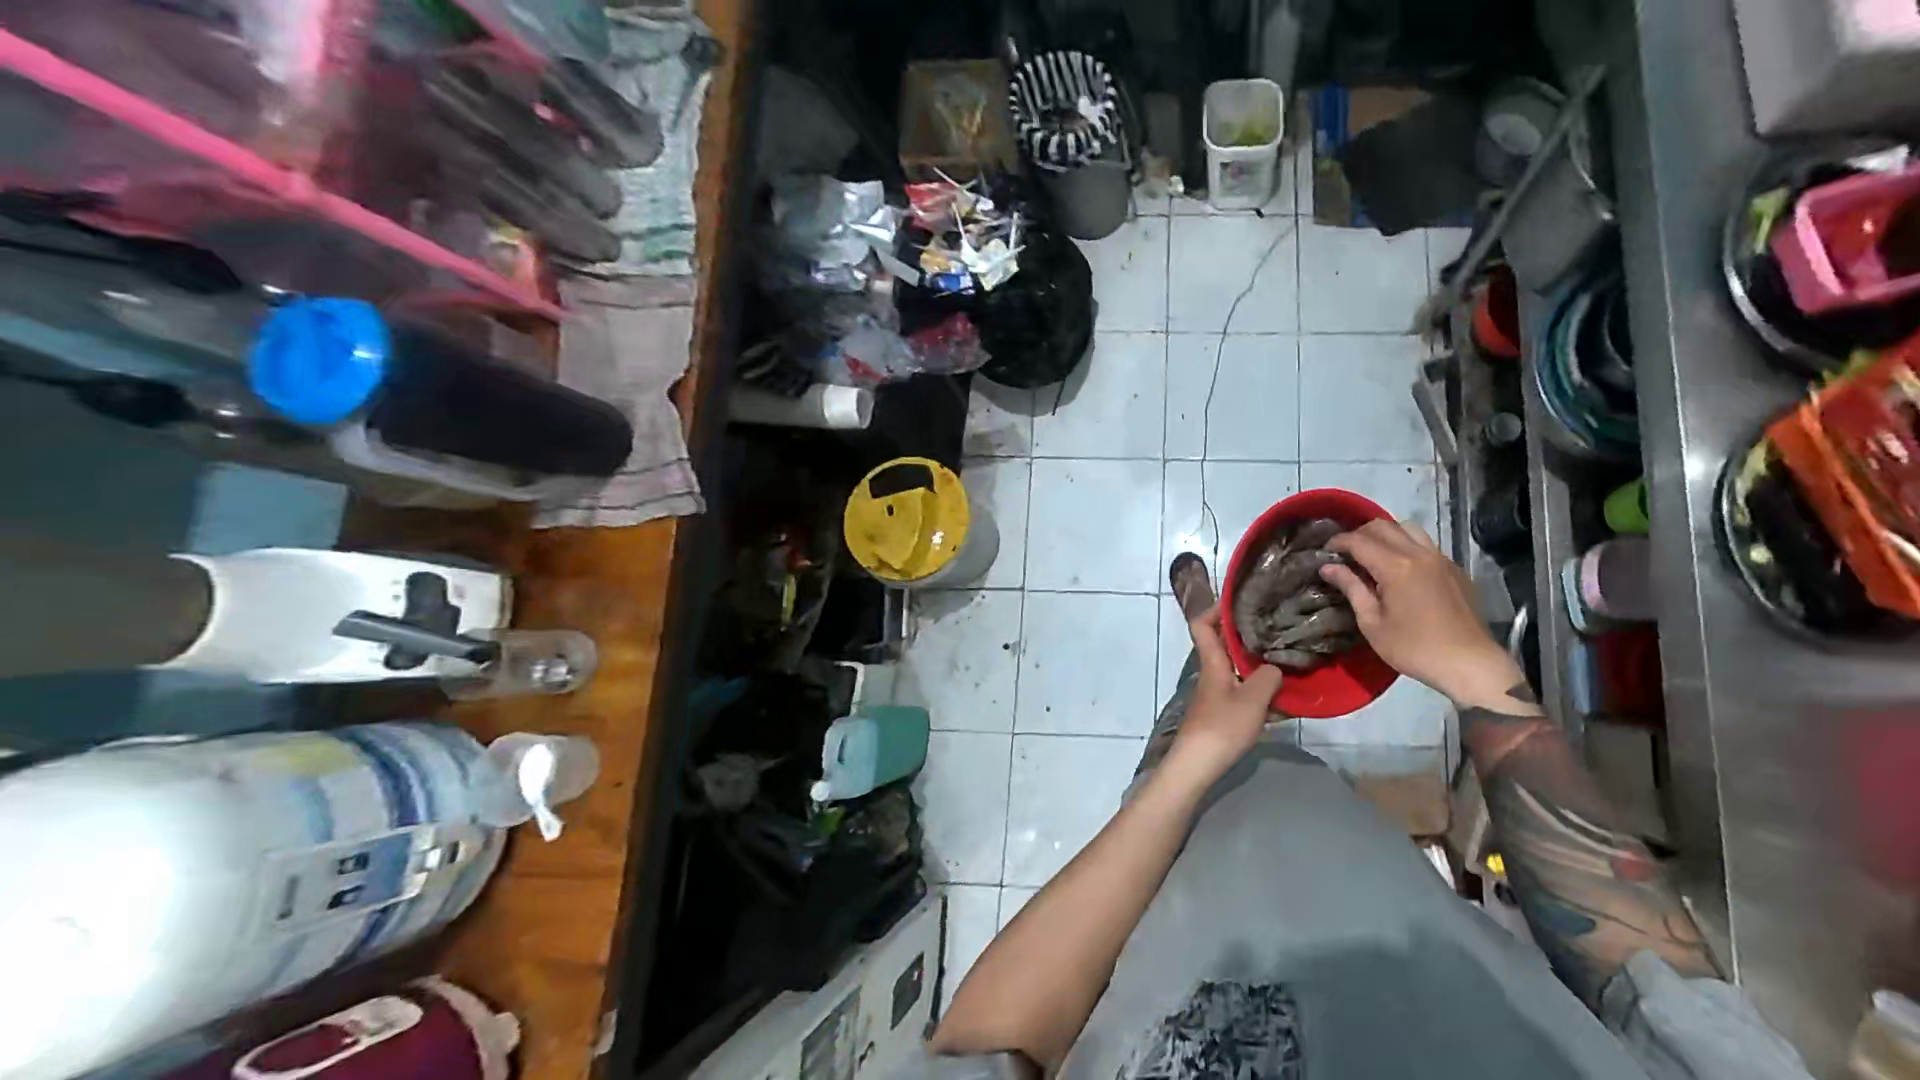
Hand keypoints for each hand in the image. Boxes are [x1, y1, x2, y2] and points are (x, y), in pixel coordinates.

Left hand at [1164, 604, 1286, 782]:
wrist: (1198, 764)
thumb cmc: (1221, 727)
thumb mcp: (1252, 700)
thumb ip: (1267, 678)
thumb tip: (1275, 668)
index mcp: (1213, 663)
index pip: (1203, 625)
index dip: (1216, 609)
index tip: (1240, 599)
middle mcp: (1213, 673)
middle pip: (1226, 645)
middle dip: (1249, 635)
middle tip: (1278, 627)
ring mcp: (1217, 693)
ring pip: (1239, 669)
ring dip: (1260, 664)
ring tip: (1290, 659)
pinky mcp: (1224, 712)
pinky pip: (1245, 693)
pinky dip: (1263, 692)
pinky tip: (1288, 698)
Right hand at [1320, 520, 1529, 710]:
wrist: (1469, 664)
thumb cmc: (1413, 648)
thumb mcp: (1372, 622)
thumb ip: (1351, 588)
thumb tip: (1328, 567)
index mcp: (1396, 567)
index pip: (1359, 540)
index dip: (1337, 542)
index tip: (1323, 552)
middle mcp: (1420, 554)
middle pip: (1383, 527)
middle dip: (1358, 535)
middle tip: (1345, 554)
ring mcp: (1441, 559)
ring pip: (1407, 529)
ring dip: (1384, 536)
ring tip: (1372, 557)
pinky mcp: (1454, 569)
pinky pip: (1425, 544)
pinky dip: (1405, 546)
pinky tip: (1399, 570)